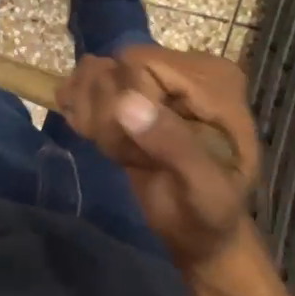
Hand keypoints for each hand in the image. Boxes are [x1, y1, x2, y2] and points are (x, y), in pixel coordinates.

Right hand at [57, 46, 261, 267]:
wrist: (198, 233)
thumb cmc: (208, 214)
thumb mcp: (204, 191)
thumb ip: (173, 146)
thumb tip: (124, 101)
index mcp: (213, 80)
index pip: (140, 62)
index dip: (122, 103)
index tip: (135, 150)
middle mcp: (185, 67)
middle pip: (113, 65)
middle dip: (106, 114)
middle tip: (126, 156)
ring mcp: (157, 76)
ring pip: (95, 72)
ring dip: (92, 115)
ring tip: (117, 149)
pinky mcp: (134, 88)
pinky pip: (88, 79)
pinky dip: (81, 109)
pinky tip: (97, 136)